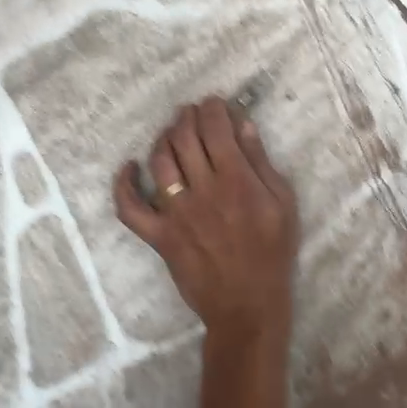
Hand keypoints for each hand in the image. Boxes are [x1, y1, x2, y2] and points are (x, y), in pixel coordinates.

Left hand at [113, 97, 299, 342]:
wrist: (247, 304)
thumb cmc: (272, 250)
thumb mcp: (282, 202)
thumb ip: (260, 162)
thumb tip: (244, 125)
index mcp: (236, 180)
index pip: (216, 129)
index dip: (212, 109)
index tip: (214, 103)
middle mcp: (202, 190)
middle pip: (185, 138)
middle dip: (188, 117)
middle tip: (192, 112)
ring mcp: (176, 213)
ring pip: (160, 162)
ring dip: (164, 138)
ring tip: (172, 131)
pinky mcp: (159, 236)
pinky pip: (130, 209)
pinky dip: (124, 185)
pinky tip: (128, 167)